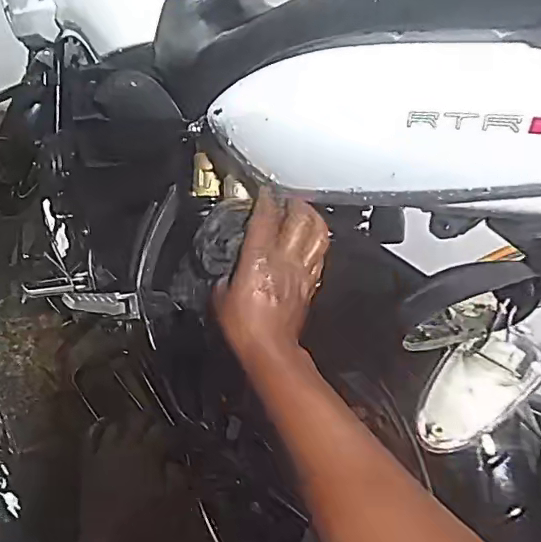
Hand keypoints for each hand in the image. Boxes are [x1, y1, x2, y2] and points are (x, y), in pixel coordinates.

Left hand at [79, 414, 189, 541]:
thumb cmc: (147, 526)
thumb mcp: (175, 502)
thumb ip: (179, 475)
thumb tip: (175, 462)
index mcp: (148, 453)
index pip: (162, 430)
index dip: (172, 434)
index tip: (179, 442)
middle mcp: (124, 446)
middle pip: (138, 420)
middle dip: (151, 423)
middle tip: (160, 433)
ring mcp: (102, 454)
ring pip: (115, 426)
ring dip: (127, 426)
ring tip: (136, 433)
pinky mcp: (87, 465)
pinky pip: (91, 439)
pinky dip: (99, 431)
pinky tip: (106, 433)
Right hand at [213, 186, 330, 367]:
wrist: (269, 350)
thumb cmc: (246, 328)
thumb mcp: (220, 297)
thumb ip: (225, 278)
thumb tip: (227, 274)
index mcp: (259, 259)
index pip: (265, 218)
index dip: (265, 199)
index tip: (264, 191)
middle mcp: (284, 261)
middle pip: (299, 218)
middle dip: (294, 202)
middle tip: (287, 197)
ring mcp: (301, 272)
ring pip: (317, 234)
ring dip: (312, 218)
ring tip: (306, 212)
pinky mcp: (310, 286)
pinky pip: (320, 256)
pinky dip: (318, 243)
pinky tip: (313, 241)